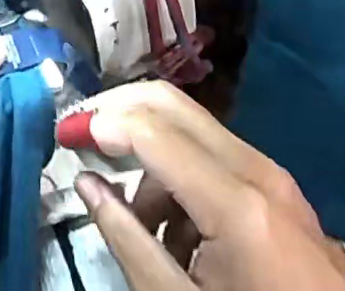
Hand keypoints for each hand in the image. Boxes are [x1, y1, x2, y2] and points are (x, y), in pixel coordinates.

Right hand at [67, 82, 344, 290]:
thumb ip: (127, 240)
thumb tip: (86, 181)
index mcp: (238, 205)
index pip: (150, 130)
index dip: (98, 124)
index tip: (61, 138)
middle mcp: (259, 172)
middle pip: (170, 104)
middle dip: (116, 111)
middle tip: (78, 136)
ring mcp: (276, 180)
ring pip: (191, 128)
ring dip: (148, 151)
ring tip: (132, 213)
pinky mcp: (283, 194)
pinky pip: (216, 155)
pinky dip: (179, 172)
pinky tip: (174, 227)